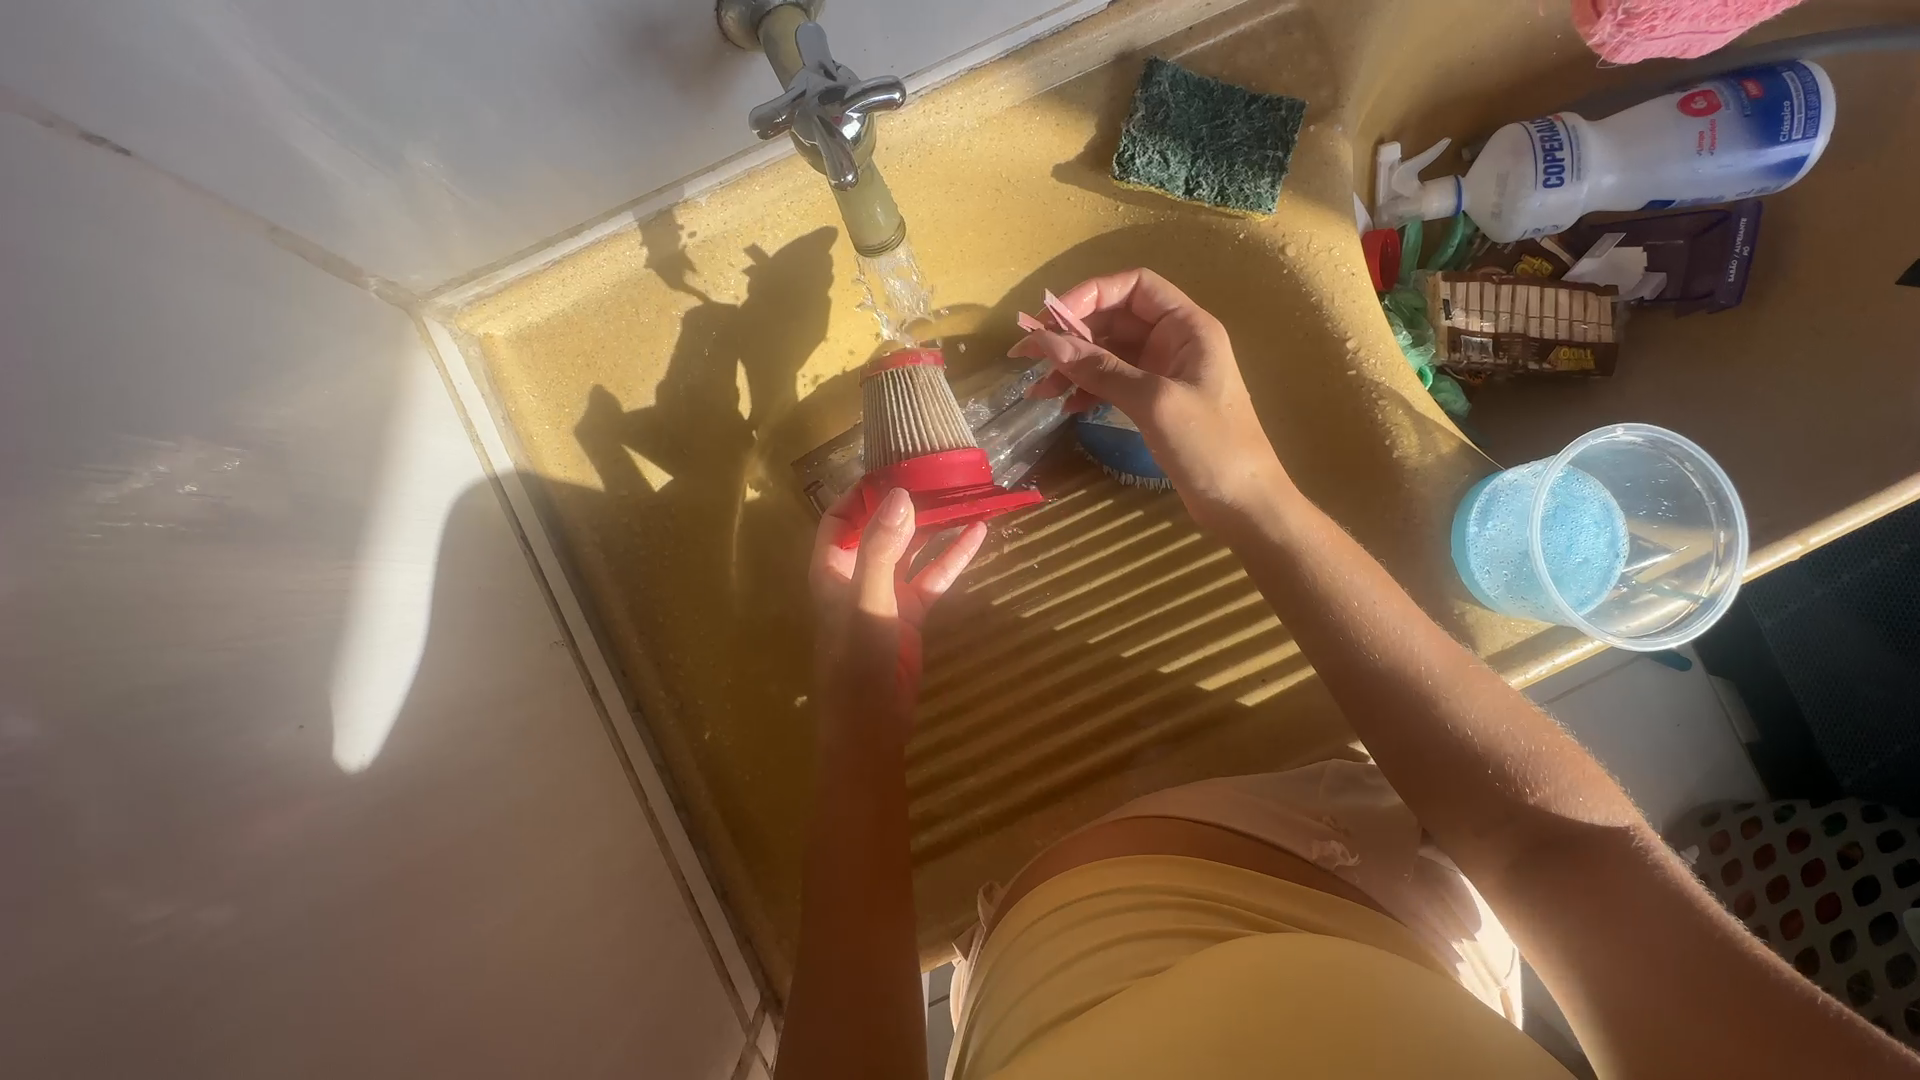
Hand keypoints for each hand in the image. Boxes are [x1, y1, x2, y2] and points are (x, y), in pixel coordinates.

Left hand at [810, 487, 986, 729]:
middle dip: (906, 502)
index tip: (894, 467)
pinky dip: (953, 557)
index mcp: (831, 568)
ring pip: (911, 549)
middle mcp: (856, 574)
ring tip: (963, 495)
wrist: (871, 726)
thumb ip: (881, 549)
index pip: (839, 517)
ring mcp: (885, 593)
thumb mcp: (868, 600)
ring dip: (934, 525)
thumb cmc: (857, 662)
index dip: (861, 492)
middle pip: (880, 528)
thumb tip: (899, 495)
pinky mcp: (910, 614)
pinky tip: (978, 534)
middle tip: (938, 473)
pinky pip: (933, 577)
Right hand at [1013, 268, 1289, 532]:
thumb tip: (1047, 343)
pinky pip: (1113, 383)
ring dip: (1072, 367)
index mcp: (1187, 326)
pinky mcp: (1155, 403)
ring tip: (1039, 391)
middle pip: (1114, 320)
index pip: (1133, 286)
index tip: (1050, 320)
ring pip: (1108, 354)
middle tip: (1029, 358)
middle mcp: (1175, 341)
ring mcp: (1164, 373)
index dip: (1089, 294)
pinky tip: (1066, 407)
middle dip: (1071, 336)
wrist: (1243, 504)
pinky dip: (1087, 390)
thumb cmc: (1211, 446)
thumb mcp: (1153, 402)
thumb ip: (1100, 369)